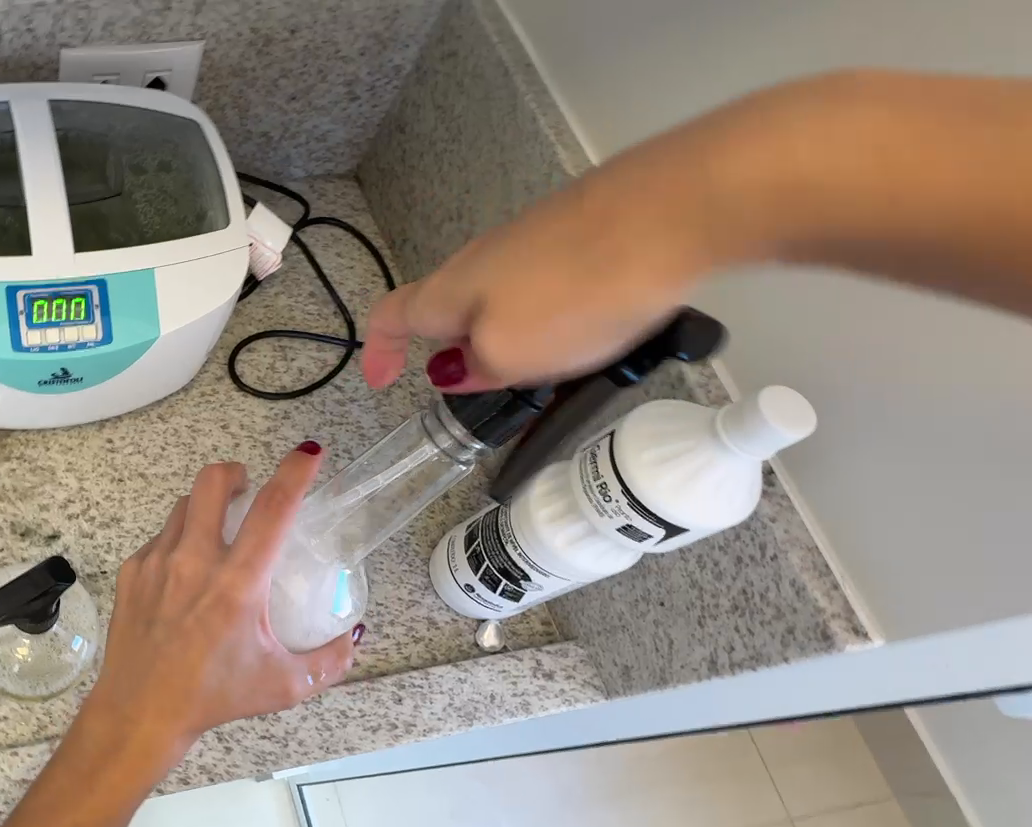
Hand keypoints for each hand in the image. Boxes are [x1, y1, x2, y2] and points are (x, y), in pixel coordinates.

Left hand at [79, 443, 361, 763]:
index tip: (308, 452)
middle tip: (247, 489)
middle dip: (236, 473)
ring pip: (184, 505)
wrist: (140, 710)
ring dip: (206, 505)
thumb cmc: (214, 697)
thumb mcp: (283, 685)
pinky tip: (184, 571)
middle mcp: (194, 561)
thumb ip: (330, 661)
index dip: (295, 473)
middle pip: (213, 480)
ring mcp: (157, 562)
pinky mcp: (132, 572)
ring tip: (217, 531)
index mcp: (238, 583)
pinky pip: (160, 537)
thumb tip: (354, 637)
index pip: (273, 508)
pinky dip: (178, 539)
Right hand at [357, 76, 798, 392]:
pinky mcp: (584, 223)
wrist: (687, 202)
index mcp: (451, 290)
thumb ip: (476, 370)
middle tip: (481, 384)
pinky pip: (545, 278)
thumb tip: (455, 368)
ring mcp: (535, 234)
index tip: (382, 383)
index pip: (391, 318)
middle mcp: (482, 256)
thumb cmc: (580, 291)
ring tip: (548, 360)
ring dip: (505, 330)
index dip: (379, 353)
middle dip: (453, 347)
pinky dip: (547, 309)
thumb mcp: (513, 357)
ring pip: (499, 293)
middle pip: (447, 305)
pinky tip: (592, 320)